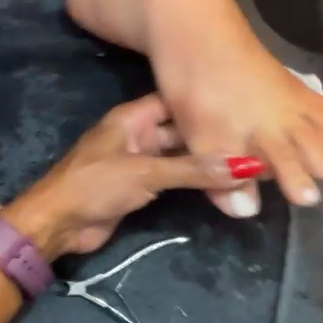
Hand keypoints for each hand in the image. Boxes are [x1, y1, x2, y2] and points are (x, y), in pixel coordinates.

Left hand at [2, 95, 266, 257]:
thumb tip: (248, 164)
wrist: (60, 221)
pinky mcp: (139, 185)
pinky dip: (196, 181)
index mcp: (130, 119)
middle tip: (263, 142)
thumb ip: (193, 169)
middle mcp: (136, 135)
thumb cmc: (94, 185)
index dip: (204, 102)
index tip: (246, 105)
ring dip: (208, 162)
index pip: (173, 100)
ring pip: (180, 155)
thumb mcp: (145, 173)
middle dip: (214, 135)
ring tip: (256, 165)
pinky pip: (174, 177)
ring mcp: (138, 160)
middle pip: (180, 129)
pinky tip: (227, 186)